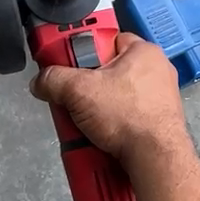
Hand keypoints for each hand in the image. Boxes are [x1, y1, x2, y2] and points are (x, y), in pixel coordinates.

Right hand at [31, 33, 190, 169]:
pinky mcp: (154, 124)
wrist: (155, 160)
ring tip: (84, 123)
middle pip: (106, 73)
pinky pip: (122, 119)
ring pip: (113, 99)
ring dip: (94, 111)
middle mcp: (154, 73)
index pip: (104, 40)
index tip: (66, 59)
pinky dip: (108, 128)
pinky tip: (97, 137)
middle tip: (73, 98)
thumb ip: (54, 80)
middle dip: (86, 88)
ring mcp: (156, 101)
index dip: (82, 50)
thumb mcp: (79, 91)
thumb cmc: (133, 119)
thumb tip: (42, 81)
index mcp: (143, 53)